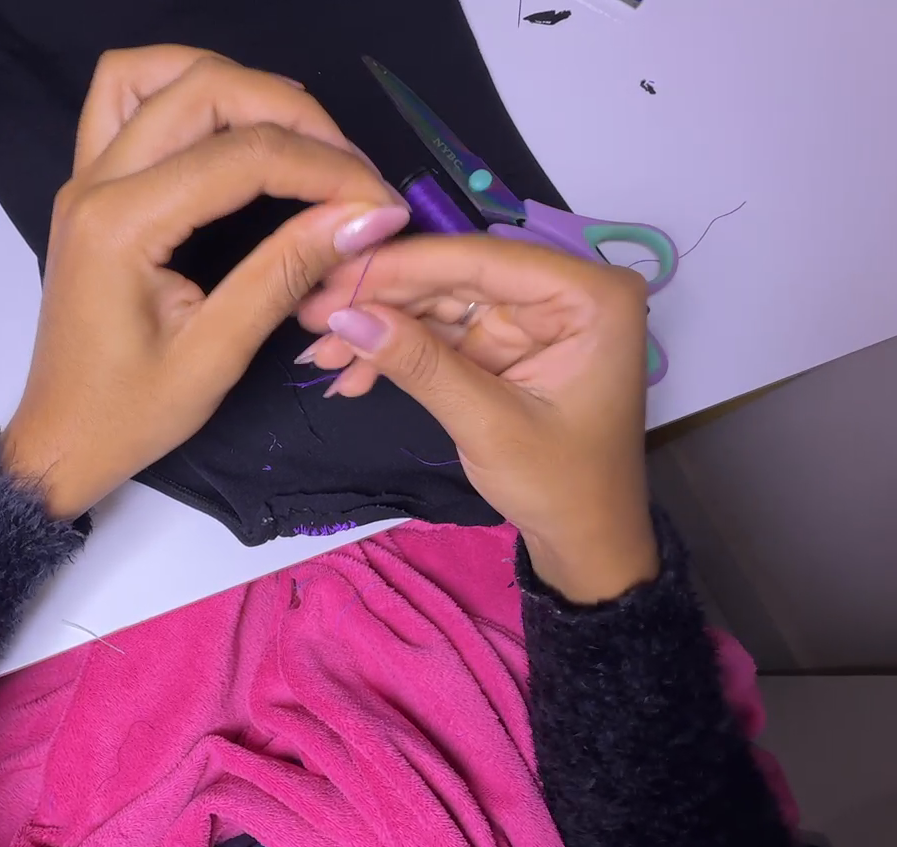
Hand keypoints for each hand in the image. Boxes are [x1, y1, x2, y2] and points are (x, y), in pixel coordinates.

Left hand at [1, 46, 409, 518]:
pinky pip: (123, 102)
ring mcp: (82, 182)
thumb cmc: (130, 415)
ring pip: (155, 75)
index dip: (325, 169)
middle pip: (203, 91)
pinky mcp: (87, 193)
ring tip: (291, 132)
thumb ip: (286, 272)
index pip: (242, 157)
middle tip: (348, 168)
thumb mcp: (216, 353)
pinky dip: (178, 93)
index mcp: (122, 226)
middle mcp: (94, 185)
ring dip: (230, 85)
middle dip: (291, 115)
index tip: (379, 203)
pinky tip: (221, 126)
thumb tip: (365, 216)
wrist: (64, 440)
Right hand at [295, 235, 657, 601]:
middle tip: (311, 317)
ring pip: (435, 307)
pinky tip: (352, 374)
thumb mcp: (488, 423)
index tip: (331, 283)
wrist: (582, 536)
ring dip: (377, 331)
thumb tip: (348, 319)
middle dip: (380, 301)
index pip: (479, 261)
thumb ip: (420, 365)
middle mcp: (558, 293)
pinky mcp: (500, 346)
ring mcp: (526, 319)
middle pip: (452, 279)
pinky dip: (394, 355)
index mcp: (585, 296)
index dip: (400, 269)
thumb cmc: (559, 485)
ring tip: (321, 355)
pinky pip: (437, 338)